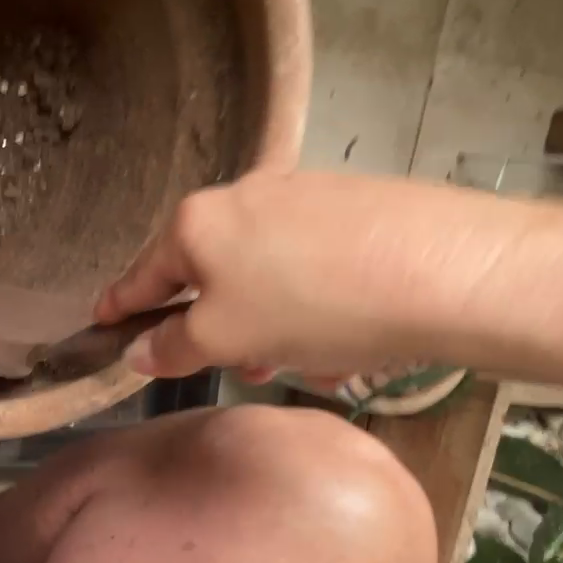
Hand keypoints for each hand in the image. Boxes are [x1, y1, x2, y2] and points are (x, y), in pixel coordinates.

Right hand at [95, 172, 525, 379]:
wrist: (460, 272)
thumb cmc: (313, 306)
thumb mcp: (224, 339)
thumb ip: (169, 347)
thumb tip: (138, 352)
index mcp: (196, 223)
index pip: (139, 277)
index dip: (118, 309)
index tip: (102, 327)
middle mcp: (242, 196)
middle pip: (206, 275)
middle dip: (217, 327)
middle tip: (244, 366)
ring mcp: (304, 195)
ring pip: (262, 273)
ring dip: (269, 322)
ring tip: (308, 360)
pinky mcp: (359, 204)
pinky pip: (311, 263)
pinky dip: (313, 302)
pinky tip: (349, 336)